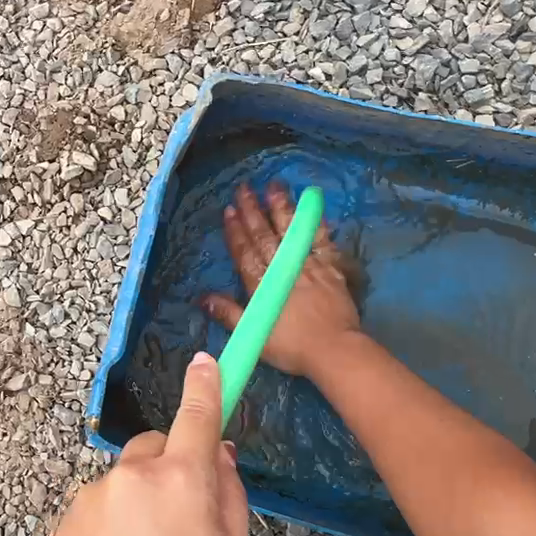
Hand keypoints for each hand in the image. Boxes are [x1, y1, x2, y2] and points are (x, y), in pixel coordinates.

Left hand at [0, 354, 249, 535]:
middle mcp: (133, 475)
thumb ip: (228, 498)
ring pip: (128, 481)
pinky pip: (101, 506)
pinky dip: (114, 524)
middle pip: (158, 448)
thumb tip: (218, 454)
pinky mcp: (66, 519)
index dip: (205, 384)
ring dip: (141, 503)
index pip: (197, 415)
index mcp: (182, 481)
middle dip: (173, 468)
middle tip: (184, 524)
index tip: (205, 360)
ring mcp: (93, 496)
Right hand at [203, 181, 361, 378]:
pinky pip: (321, 240)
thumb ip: (227, 313)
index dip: (235, 231)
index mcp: (261, 284)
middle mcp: (282, 268)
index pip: (244, 252)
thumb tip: (201, 298)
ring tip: (274, 186)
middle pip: (264, 235)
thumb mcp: (252, 333)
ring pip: (290, 231)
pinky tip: (312, 208)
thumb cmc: (291, 346)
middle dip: (253, 211)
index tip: (229, 209)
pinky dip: (315, 223)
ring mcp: (308, 265)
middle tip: (245, 188)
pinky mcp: (331, 268)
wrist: (333, 349)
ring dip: (281, 208)